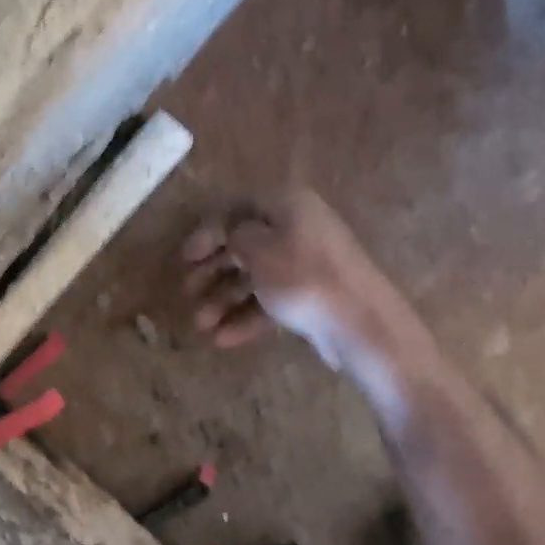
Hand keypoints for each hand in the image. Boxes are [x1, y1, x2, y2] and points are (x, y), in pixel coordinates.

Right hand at [182, 190, 389, 355]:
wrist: (358, 322)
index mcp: (289, 205)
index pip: (239, 210)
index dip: (209, 232)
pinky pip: (271, 302)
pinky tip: (223, 339)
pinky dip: (247, 317)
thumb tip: (232, 233)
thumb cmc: (302, 278)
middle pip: (245, 246)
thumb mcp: (258, 250)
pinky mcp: (311, 297)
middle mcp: (299, 229)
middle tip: (188, 293)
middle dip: (212, 272)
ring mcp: (307, 265)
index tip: (186, 258)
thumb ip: (235, 235)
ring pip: (255, 278)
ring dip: (223, 300)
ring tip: (201, 326)